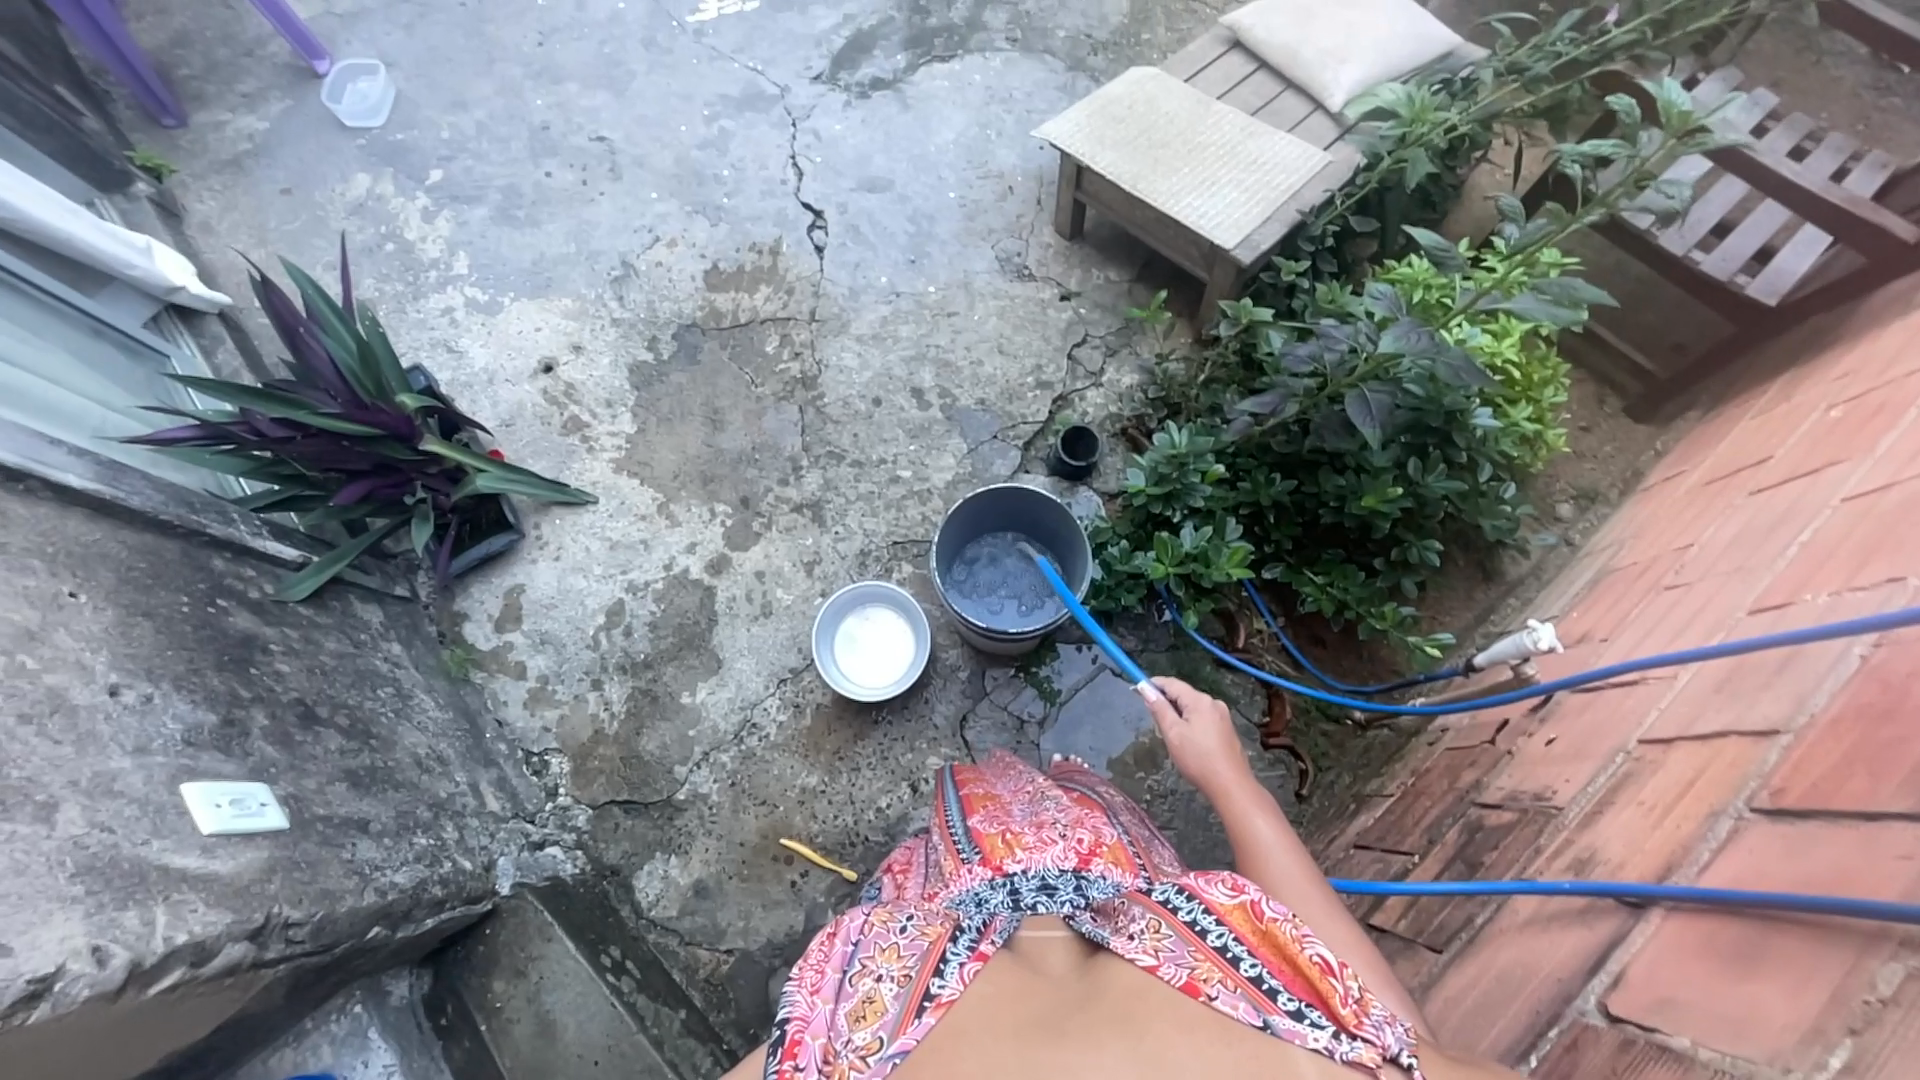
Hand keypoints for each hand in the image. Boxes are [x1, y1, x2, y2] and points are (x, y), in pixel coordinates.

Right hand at [1141, 677, 1252, 799]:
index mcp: (1200, 701)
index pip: (1172, 684)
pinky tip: (1186, 739)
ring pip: (1193, 707)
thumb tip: (1146, 689)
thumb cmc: (1198, 759)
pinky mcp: (1226, 729)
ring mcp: (1222, 716)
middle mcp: (1213, 703)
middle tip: (1151, 716)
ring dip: (1178, 713)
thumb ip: (1159, 709)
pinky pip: (1203, 717)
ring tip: (1167, 732)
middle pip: (1184, 694)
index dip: (1153, 684)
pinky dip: (1190, 721)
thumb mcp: (1172, 733)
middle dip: (1166, 701)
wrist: (1231, 786)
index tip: (1137, 689)